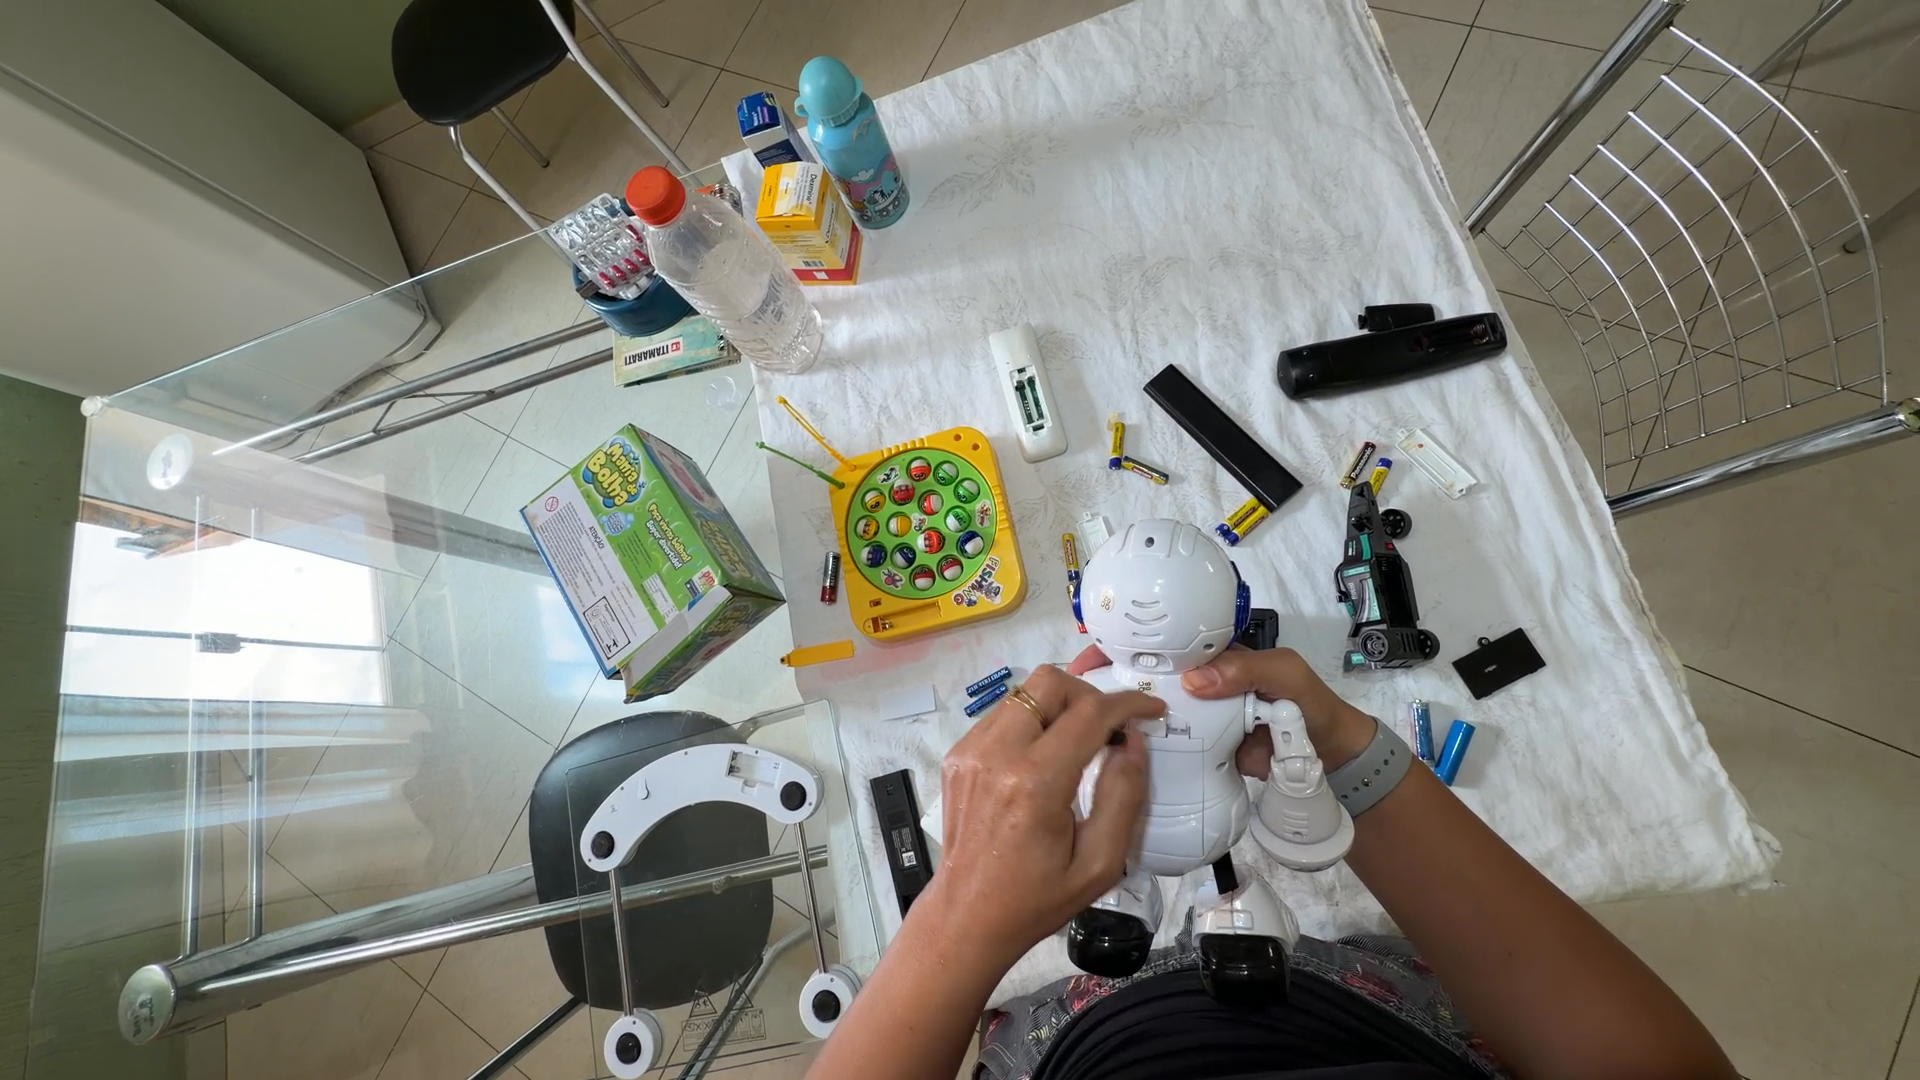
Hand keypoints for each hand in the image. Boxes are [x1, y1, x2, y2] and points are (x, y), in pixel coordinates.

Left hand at [931, 664, 1165, 968]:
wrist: (967, 916)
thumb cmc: (1037, 898)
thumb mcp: (1100, 863)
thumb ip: (1124, 795)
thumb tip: (1134, 741)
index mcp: (1035, 783)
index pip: (1089, 713)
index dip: (1128, 703)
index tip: (1151, 709)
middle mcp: (997, 754)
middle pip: (1050, 682)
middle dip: (1089, 695)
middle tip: (1108, 726)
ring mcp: (970, 750)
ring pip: (1023, 692)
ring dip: (1058, 705)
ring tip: (1077, 741)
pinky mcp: (957, 753)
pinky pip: (1002, 714)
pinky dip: (1031, 721)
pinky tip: (1042, 755)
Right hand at [1068, 644, 1374, 776]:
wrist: (1329, 758)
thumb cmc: (1308, 704)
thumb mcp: (1284, 674)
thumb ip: (1247, 670)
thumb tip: (1195, 681)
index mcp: (1207, 658)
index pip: (1157, 646)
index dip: (1119, 647)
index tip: (1087, 660)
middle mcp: (1191, 686)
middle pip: (1141, 680)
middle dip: (1106, 684)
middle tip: (1075, 697)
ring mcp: (1192, 721)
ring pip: (1147, 715)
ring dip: (1119, 719)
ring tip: (1085, 729)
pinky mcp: (1198, 754)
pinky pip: (1166, 750)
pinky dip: (1144, 752)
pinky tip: (1118, 759)